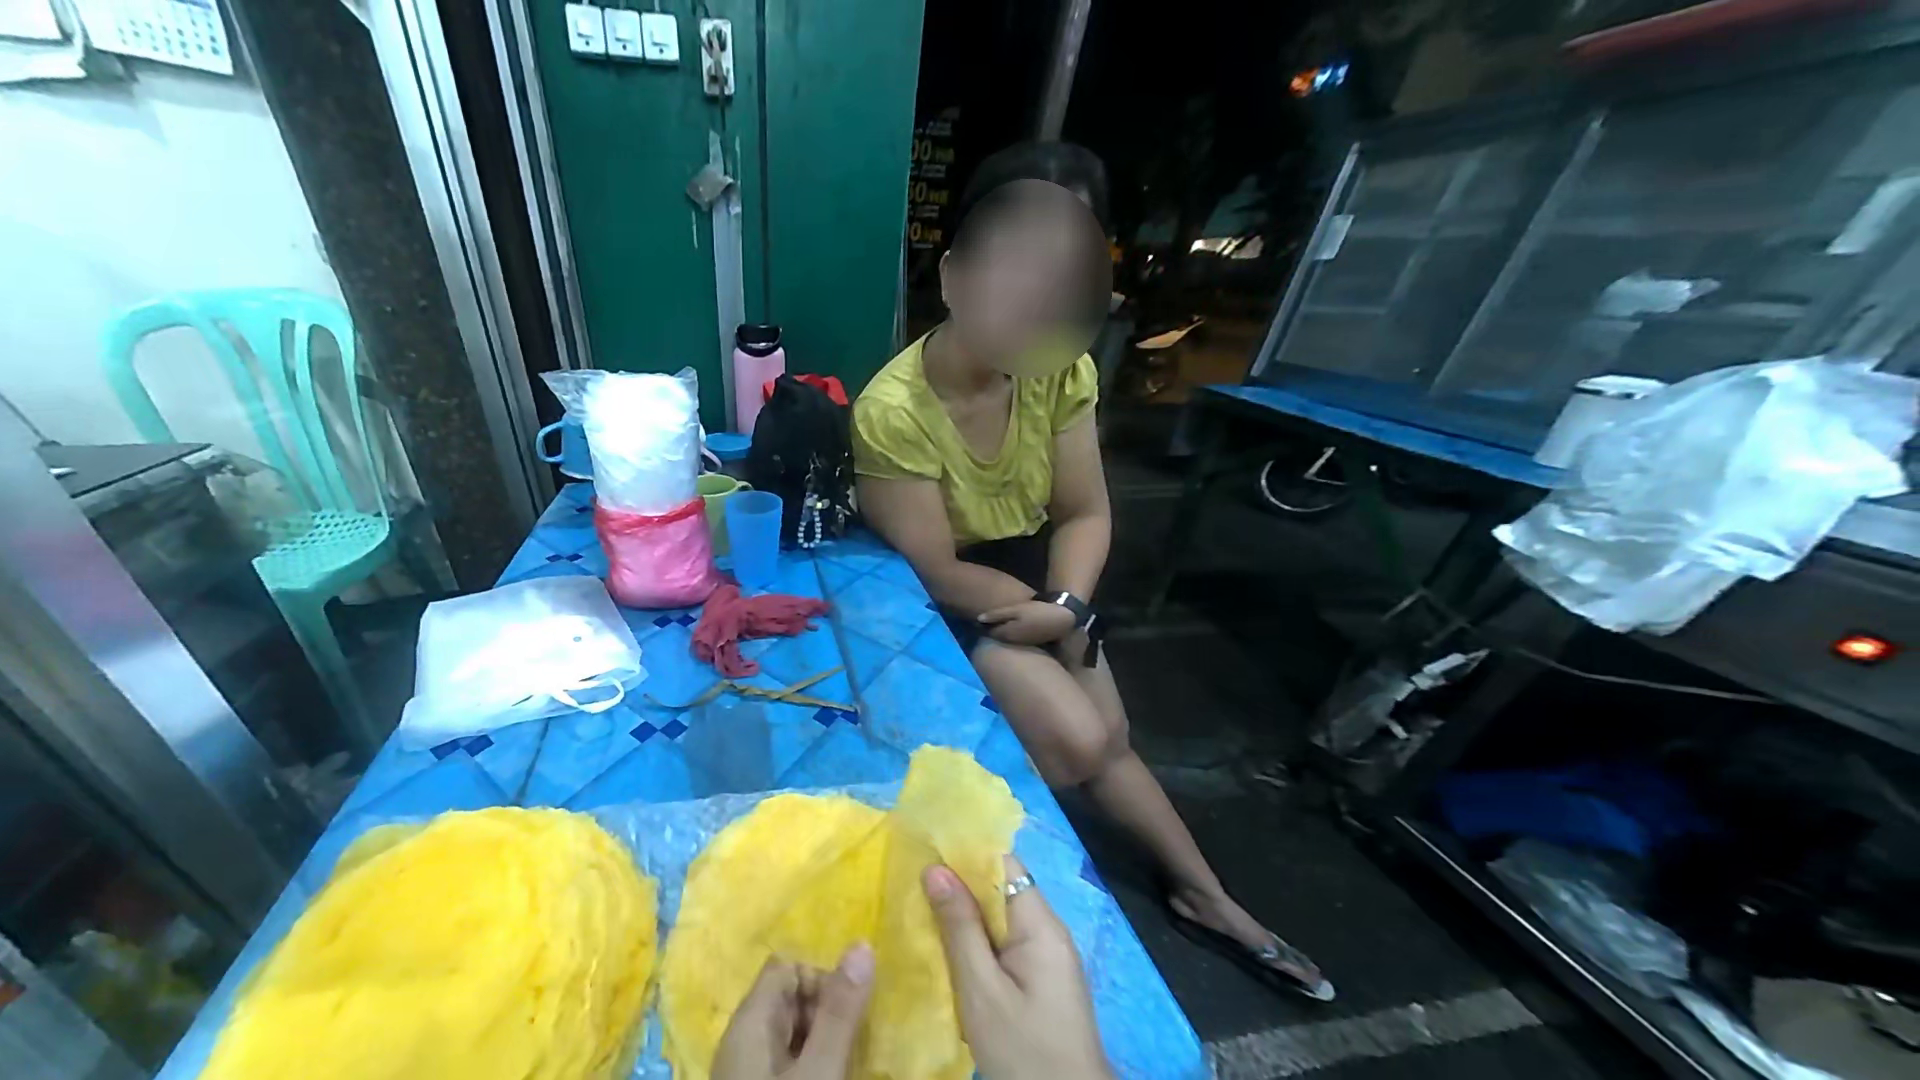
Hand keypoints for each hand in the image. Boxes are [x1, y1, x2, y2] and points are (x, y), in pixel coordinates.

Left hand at [712, 944, 875, 1079]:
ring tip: (845, 1063)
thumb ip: (839, 1010)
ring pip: (791, 1033)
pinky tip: (830, 1073)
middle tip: (852, 1042)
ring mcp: (745, 1070)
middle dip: (826, 1011)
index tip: (846, 1009)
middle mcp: (741, 1039)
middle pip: (789, 998)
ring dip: (822, 1039)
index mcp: (748, 1021)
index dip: (820, 978)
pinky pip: (786, 1062)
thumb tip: (862, 943)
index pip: (786, 966)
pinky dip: (811, 1063)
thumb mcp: (818, 1070)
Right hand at [924, 858, 1113, 1079]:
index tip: (927, 850)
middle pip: (1001, 889)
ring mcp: (1047, 956)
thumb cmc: (1024, 1050)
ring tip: (922, 909)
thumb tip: (935, 868)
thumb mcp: (981, 991)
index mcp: (1040, 923)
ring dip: (966, 915)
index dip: (966, 853)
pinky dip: (978, 941)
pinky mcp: (1041, 979)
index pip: (1004, 863)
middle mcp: (1049, 929)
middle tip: (914, 882)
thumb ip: (960, 928)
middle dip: (960, 885)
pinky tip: (950, 950)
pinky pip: (1007, 944)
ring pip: (1001, 918)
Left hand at [977, 601, 1076, 646]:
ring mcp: (1023, 645)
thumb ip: (997, 615)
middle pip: (997, 638)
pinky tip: (1015, 627)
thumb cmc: (1038, 612)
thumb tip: (978, 619)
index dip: (983, 625)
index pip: (988, 632)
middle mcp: (1012, 643)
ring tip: (998, 624)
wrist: (1063, 619)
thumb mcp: (1016, 610)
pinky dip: (1012, 635)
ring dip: (1002, 633)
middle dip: (990, 631)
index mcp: (1006, 634)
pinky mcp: (1032, 644)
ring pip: (1006, 640)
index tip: (979, 620)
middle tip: (986, 622)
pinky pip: (1016, 641)